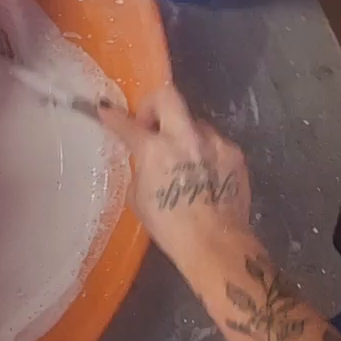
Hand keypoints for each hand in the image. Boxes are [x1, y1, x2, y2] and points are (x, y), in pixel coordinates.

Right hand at [99, 86, 256, 277]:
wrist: (216, 245)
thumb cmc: (170, 226)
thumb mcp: (139, 197)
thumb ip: (140, 168)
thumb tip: (144, 158)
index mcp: (155, 150)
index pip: (127, 123)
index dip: (113, 116)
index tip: (106, 109)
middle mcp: (185, 137)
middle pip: (167, 96)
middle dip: (153, 105)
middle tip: (150, 124)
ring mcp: (214, 142)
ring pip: (193, 122)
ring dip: (183, 134)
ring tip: (183, 158)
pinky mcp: (234, 153)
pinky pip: (213, 142)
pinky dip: (204, 151)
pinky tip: (203, 173)